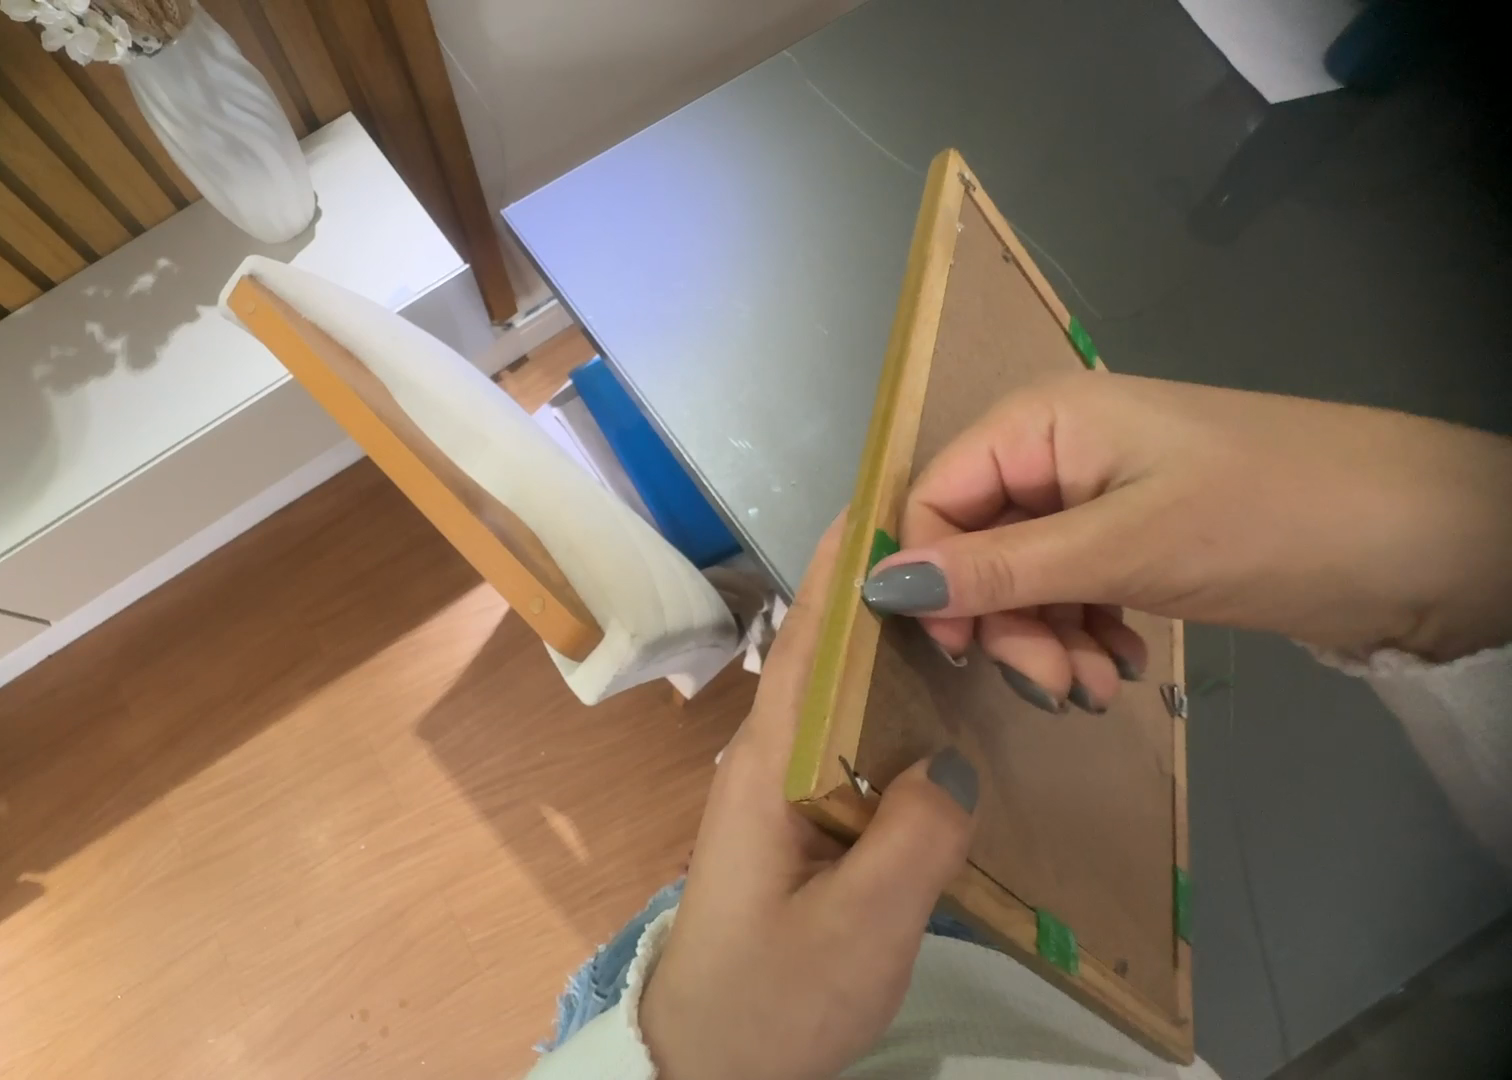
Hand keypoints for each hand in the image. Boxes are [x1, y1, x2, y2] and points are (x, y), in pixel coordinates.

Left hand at [640, 518, 978, 1079]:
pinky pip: (851, 743)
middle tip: (957, 552)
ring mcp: (782, 783)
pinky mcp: (801, 815)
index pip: (805, 643)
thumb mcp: (859, 926)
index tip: (874, 505)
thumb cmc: (773, 992)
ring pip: (841, 698)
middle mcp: (769, 754)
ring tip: (966, 613)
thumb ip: (914, 837)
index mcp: (768, 760)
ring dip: (890, 652)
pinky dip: (892, 712)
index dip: (835, 572)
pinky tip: (942, 710)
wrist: (710, 1051)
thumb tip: (954, 756)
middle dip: (877, 599)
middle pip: (825, 657)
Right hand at [861, 372, 1511, 711]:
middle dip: (1003, 620)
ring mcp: (1089, 493)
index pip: (934, 499)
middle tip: (1049, 686)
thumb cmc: (1282, 518)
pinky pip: (1064, 585)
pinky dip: (1077, 632)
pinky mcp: (1125, 532)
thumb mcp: (1125, 549)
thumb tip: (882, 588)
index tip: (961, 647)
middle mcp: (1050, 451)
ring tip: (1093, 692)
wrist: (1461, 541)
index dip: (932, 574)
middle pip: (975, 544)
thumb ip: (997, 570)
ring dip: (1043, 638)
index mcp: (1038, 424)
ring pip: (1017, 575)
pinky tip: (1114, 667)